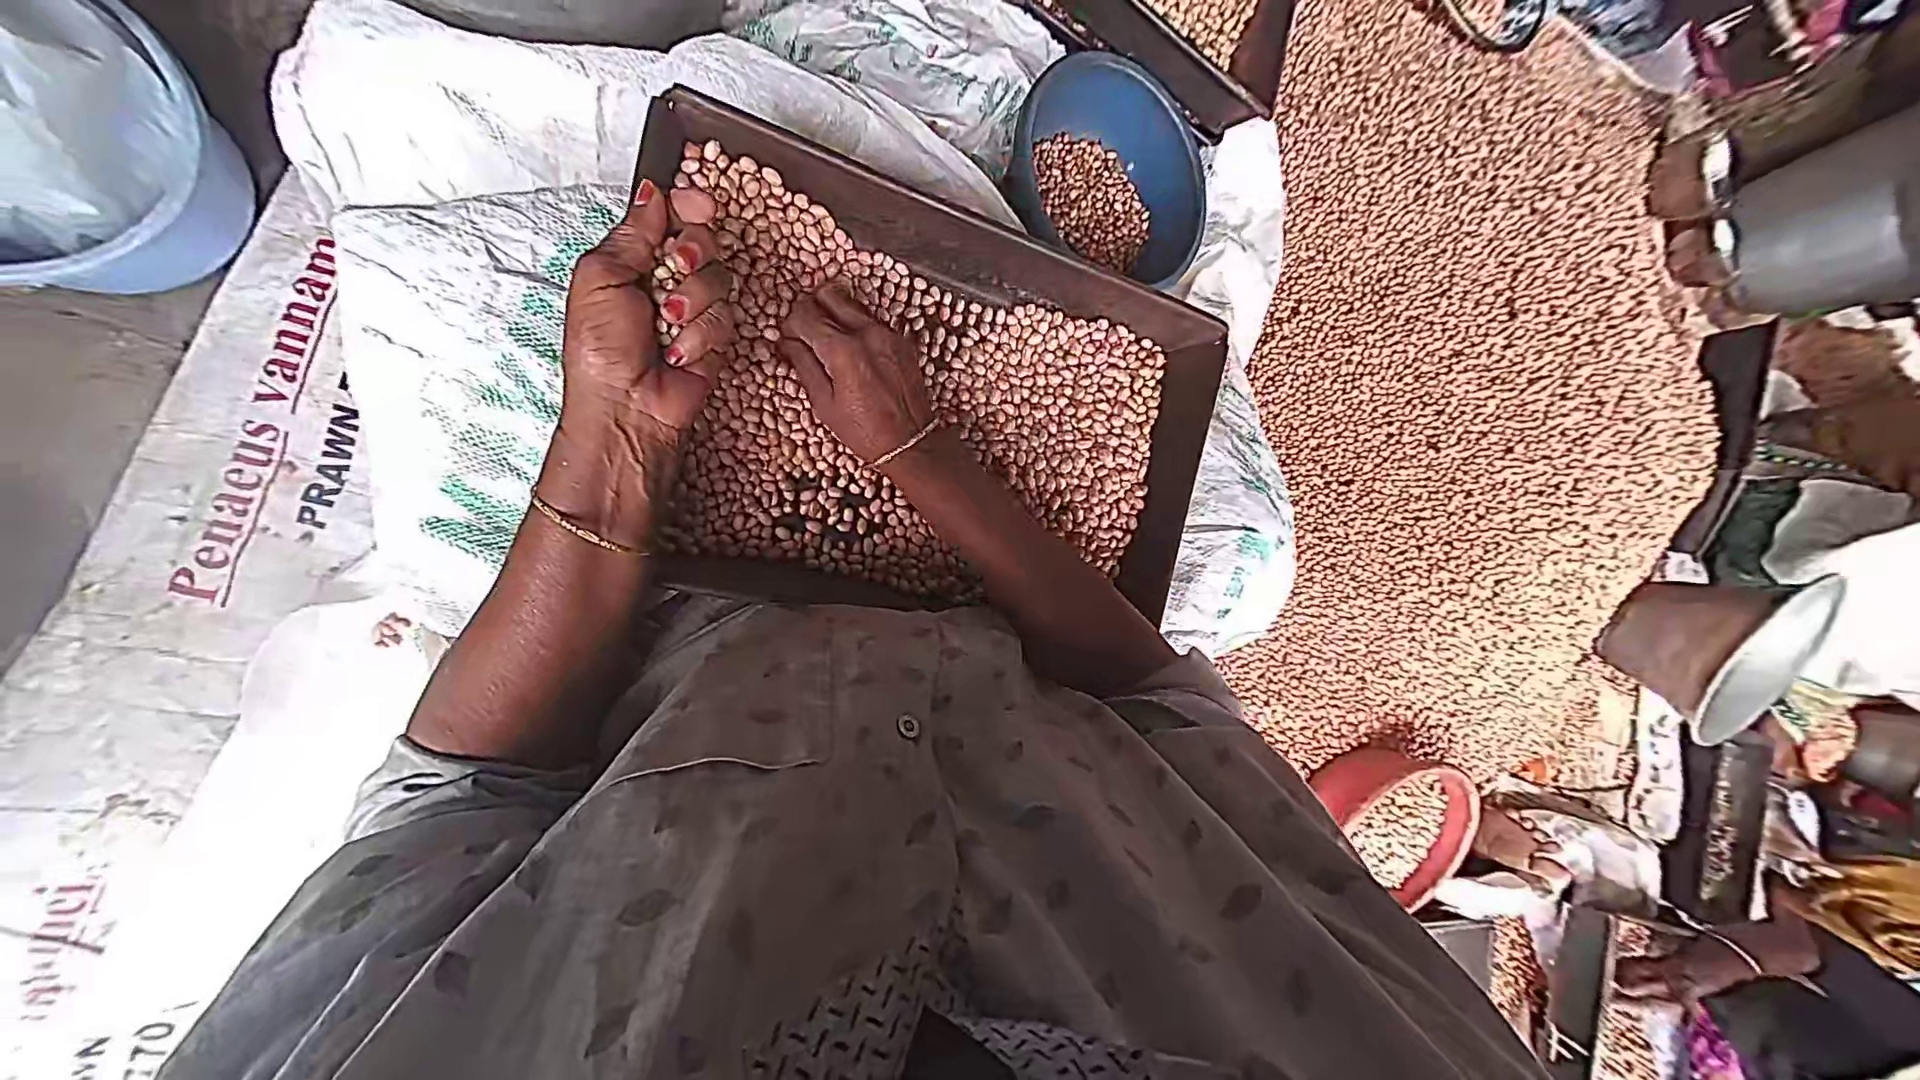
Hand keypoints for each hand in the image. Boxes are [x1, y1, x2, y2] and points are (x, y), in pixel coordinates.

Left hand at [562, 178, 737, 437]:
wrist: (625, 404)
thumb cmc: (600, 350)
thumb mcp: (599, 277)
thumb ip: (632, 234)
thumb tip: (652, 194)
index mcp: (636, 260)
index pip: (673, 217)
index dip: (690, 206)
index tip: (698, 204)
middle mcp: (669, 281)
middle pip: (704, 242)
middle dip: (694, 253)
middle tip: (677, 268)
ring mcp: (695, 311)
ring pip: (719, 281)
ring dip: (692, 302)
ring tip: (666, 325)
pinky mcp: (715, 340)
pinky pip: (725, 320)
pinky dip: (699, 336)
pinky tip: (677, 353)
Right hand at [778, 283, 933, 463]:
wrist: (910, 443)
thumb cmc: (866, 432)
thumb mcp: (824, 404)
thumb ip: (804, 366)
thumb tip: (789, 343)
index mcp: (844, 352)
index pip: (805, 315)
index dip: (791, 324)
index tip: (789, 337)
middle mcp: (869, 335)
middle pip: (829, 297)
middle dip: (812, 309)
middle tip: (805, 332)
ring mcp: (889, 335)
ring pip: (852, 304)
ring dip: (834, 315)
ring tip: (827, 342)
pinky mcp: (902, 341)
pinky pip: (872, 320)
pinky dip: (856, 326)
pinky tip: (852, 350)